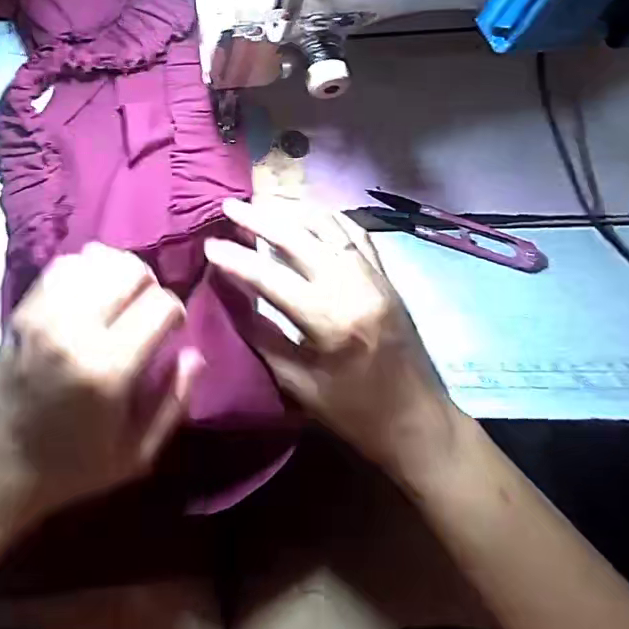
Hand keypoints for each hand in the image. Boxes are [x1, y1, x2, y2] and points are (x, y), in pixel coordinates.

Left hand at [0, 244, 200, 533]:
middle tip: (147, 309)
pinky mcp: (22, 309)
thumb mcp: (137, 454)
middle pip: (128, 271)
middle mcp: (74, 330)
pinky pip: (61, 267)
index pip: (159, 304)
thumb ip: (174, 401)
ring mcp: (43, 314)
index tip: (172, 329)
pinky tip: (90, 293)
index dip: (175, 312)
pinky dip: (84, 271)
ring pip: (94, 261)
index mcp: (108, 368)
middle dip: (149, 285)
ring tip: (119, 297)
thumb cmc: (74, 466)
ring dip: (116, 273)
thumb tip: (194, 352)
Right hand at [203, 198, 465, 478]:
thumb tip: (224, 290)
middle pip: (299, 237)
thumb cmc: (352, 412)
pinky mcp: (387, 277)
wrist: (421, 424)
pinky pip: (354, 233)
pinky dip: (325, 218)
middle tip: (228, 206)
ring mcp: (375, 277)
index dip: (234, 258)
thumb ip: (257, 330)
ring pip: (328, 226)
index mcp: (330, 320)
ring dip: (291, 210)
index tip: (207, 245)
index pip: (269, 276)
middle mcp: (355, 288)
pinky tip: (304, 215)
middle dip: (259, 218)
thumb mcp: (294, 380)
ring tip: (261, 203)